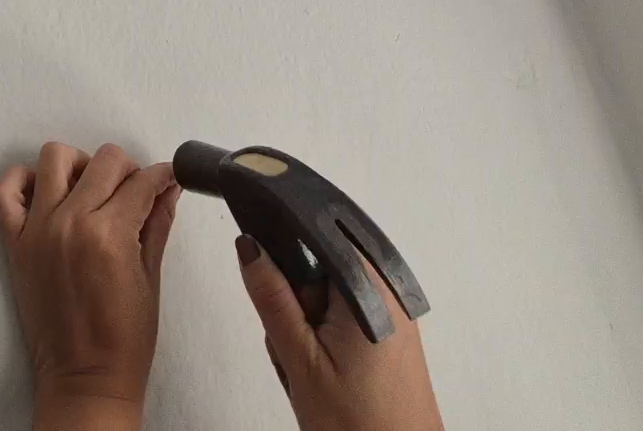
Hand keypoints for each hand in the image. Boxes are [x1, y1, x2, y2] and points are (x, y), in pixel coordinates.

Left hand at [0, 143, 181, 430]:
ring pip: (54, 157)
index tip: (166, 178)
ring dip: (79, 165)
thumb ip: (158, 224)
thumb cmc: (125, 339)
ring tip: (90, 189)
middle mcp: (71, 220)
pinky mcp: (14, 241)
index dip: (160, 176)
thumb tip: (170, 186)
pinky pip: (6, 191)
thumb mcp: (151, 278)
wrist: (84, 380)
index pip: (141, 181)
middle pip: (104, 160)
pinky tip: (44, 193)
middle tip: (134, 190)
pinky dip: (23, 181)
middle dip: (128, 169)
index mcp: (110, 233)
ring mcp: (38, 227)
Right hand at [236, 234, 444, 430]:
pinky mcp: (392, 338)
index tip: (263, 272)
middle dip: (294, 295)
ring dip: (306, 319)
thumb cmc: (358, 427)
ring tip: (304, 365)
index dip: (283, 245)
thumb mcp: (300, 359)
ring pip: (327, 291)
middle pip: (319, 263)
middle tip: (288, 340)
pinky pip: (343, 313)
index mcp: (370, 288)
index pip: (316, 232)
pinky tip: (321, 369)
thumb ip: (271, 296)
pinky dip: (323, 333)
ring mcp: (394, 316)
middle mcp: (389, 292)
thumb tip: (248, 243)